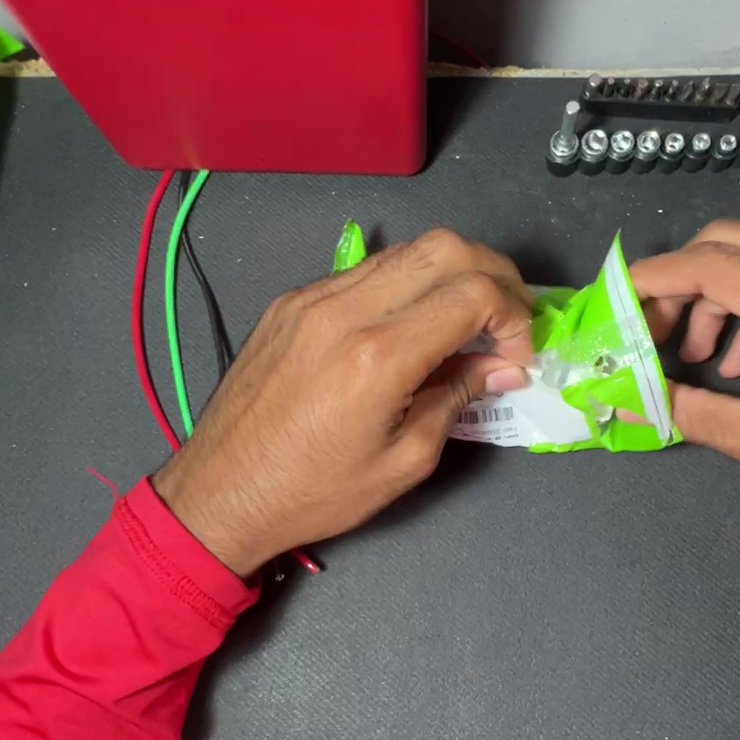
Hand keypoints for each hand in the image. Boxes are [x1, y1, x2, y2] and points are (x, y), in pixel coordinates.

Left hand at [153, 229, 534, 574]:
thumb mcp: (406, 460)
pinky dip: (408, 284)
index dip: (514, 317)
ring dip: (452, 273)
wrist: (222, 491)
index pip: (472, 293)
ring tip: (469, 319)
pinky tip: (414, 323)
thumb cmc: (316, 491)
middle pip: (445, 247)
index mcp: (377, 356)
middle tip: (509, 319)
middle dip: (495, 274)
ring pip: (406, 250)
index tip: (517, 355)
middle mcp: (344, 309)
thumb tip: (501, 366)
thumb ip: (459, 397)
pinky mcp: (293, 300)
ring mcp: (312, 297)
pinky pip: (366, 270)